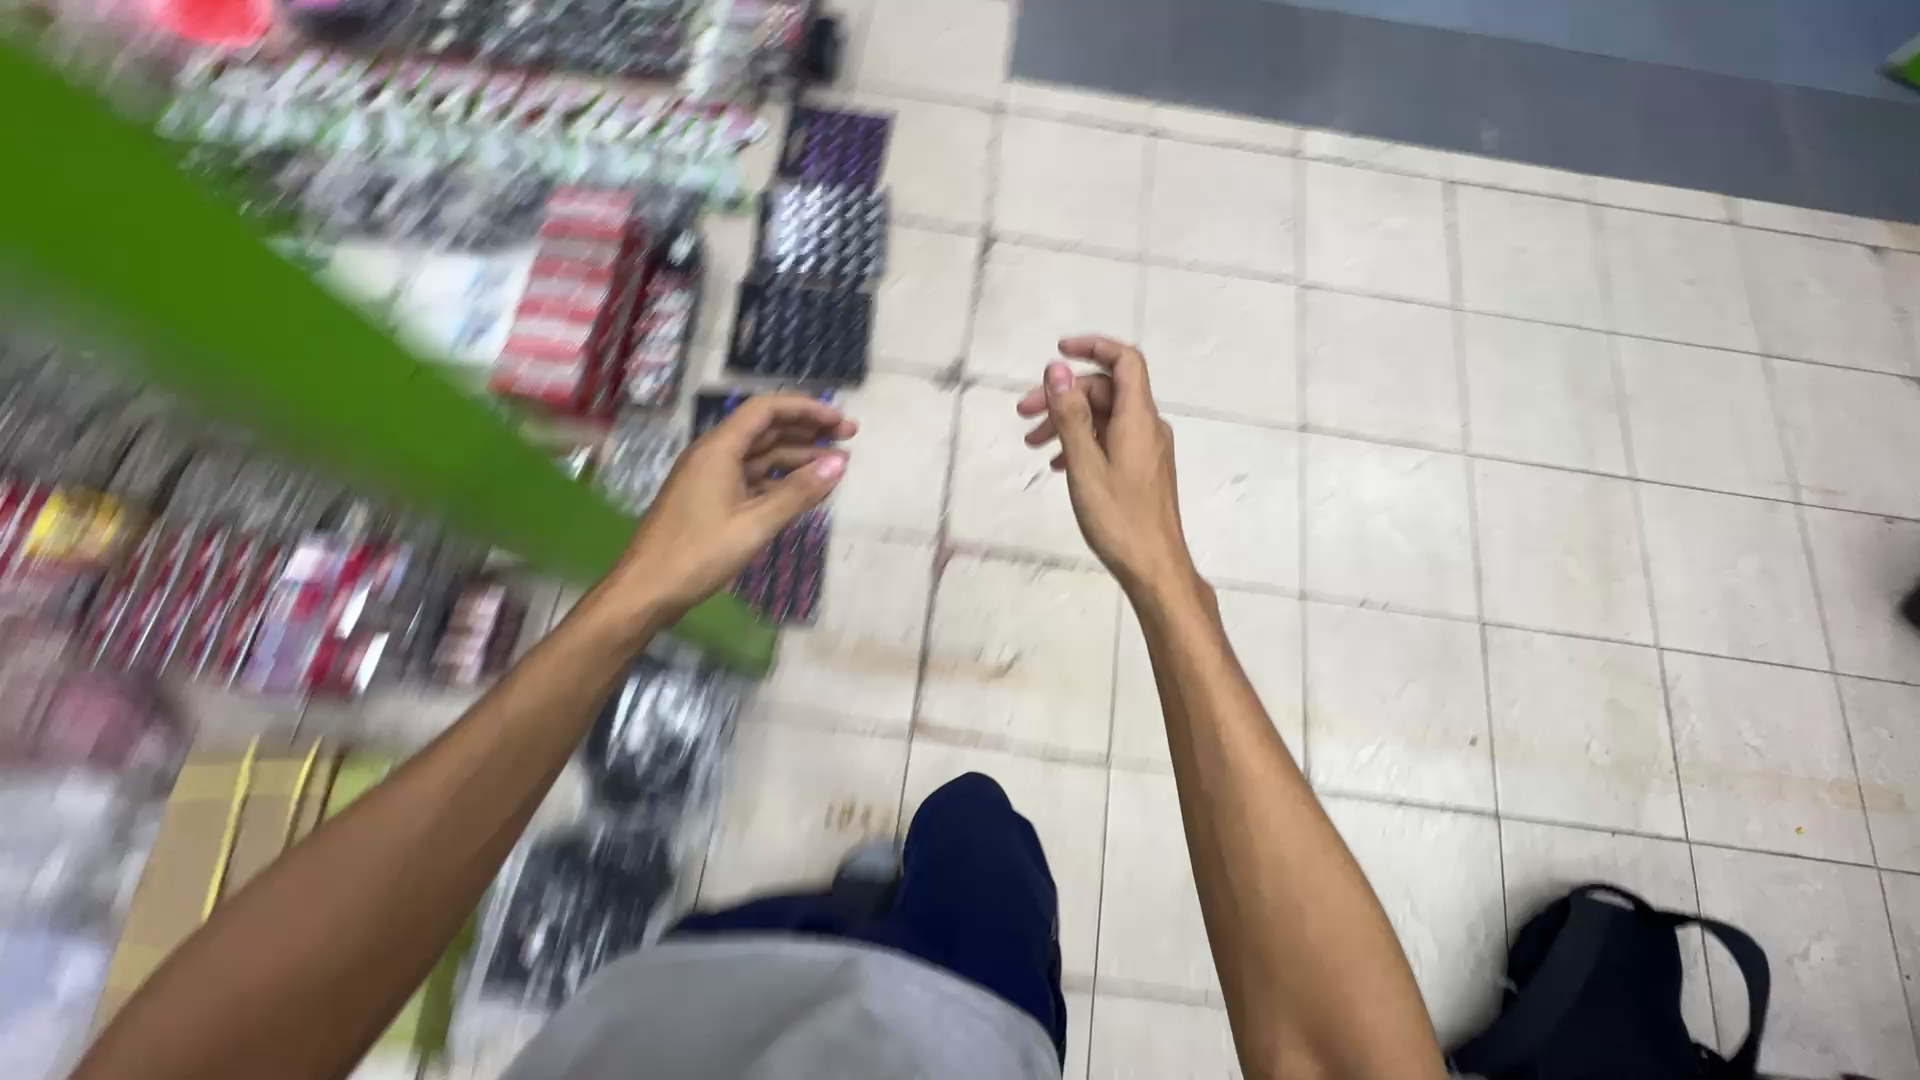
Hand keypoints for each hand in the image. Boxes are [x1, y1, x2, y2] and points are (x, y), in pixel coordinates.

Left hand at [596, 394, 854, 622]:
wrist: (646, 589)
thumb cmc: (697, 554)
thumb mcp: (754, 524)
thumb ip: (798, 492)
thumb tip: (840, 463)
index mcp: (718, 449)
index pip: (767, 410)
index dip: (807, 410)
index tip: (840, 423)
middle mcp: (714, 454)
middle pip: (766, 428)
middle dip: (808, 429)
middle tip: (849, 438)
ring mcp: (711, 476)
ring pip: (761, 455)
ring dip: (798, 456)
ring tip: (836, 464)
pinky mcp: (711, 499)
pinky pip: (752, 477)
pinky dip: (780, 479)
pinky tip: (804, 488)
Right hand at [1016, 335, 1197, 597]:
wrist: (1154, 566)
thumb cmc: (1118, 518)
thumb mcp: (1085, 465)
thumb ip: (1071, 415)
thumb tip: (1056, 370)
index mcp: (1138, 418)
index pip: (1124, 361)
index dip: (1093, 347)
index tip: (1057, 352)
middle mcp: (1147, 426)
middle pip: (1106, 391)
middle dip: (1064, 395)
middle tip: (1023, 415)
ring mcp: (1147, 449)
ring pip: (1105, 418)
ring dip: (1068, 422)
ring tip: (1033, 444)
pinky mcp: (1142, 469)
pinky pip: (1110, 440)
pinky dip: (1083, 442)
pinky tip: (1058, 464)